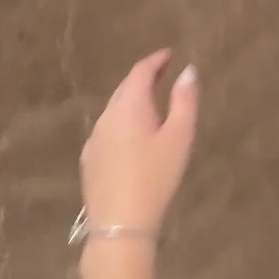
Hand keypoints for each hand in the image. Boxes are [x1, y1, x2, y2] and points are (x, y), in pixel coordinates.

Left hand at [81, 49, 198, 232]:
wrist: (120, 224)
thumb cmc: (156, 176)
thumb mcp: (180, 136)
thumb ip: (185, 100)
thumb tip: (188, 70)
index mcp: (130, 107)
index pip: (140, 72)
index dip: (155, 60)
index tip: (170, 54)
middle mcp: (107, 117)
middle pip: (124, 88)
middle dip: (144, 77)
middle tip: (164, 72)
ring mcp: (95, 139)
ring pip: (115, 109)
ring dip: (133, 100)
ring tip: (152, 102)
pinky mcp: (90, 160)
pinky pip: (108, 129)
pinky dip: (123, 120)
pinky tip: (133, 134)